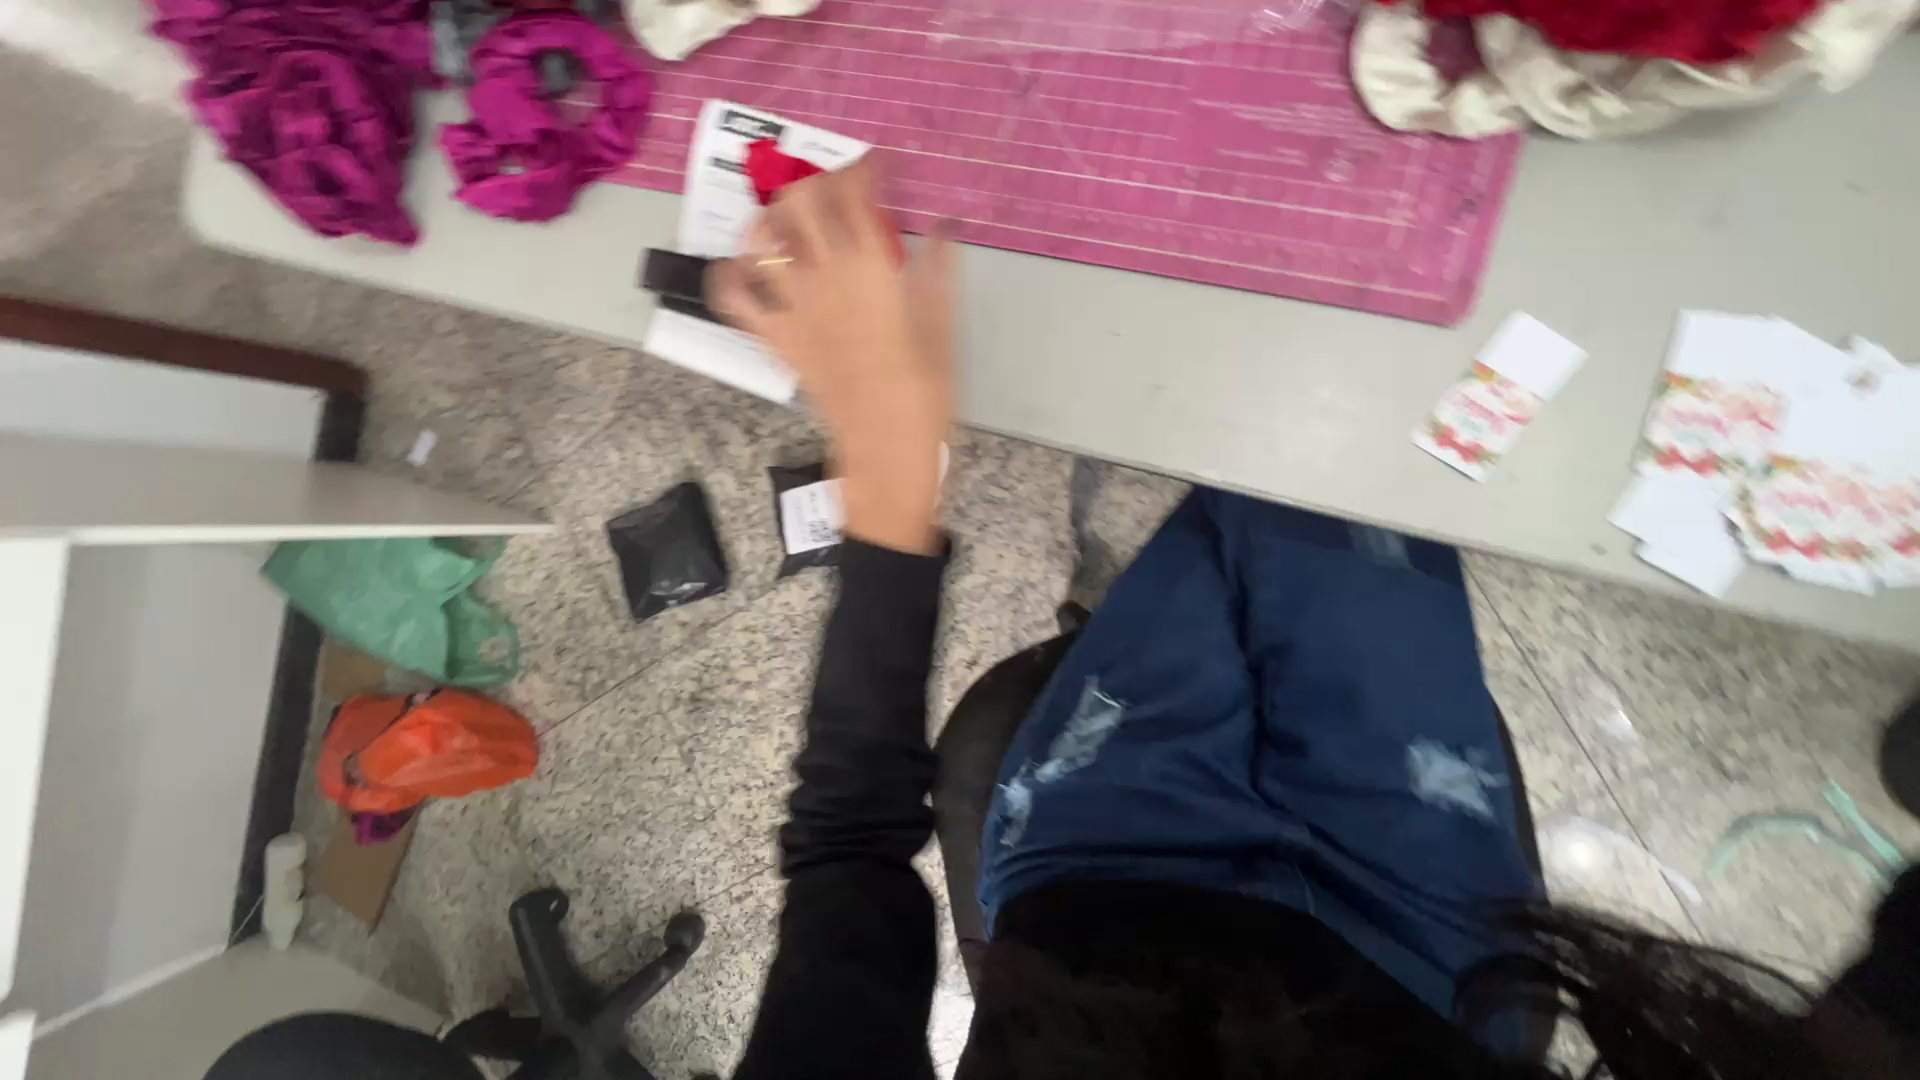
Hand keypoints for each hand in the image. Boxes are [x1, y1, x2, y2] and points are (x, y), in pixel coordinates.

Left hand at [708, 157, 952, 555]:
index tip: (880, 167)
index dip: (865, 168)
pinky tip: (747, 269)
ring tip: (789, 221)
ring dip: (769, 217)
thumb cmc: (924, 392)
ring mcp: (792, 308)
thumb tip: (943, 223)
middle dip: (816, 182)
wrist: (887, 448)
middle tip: (836, 192)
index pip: (855, 194)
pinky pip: (734, 299)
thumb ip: (939, 268)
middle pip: (800, 202)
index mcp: (870, 270)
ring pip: (759, 239)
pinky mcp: (775, 340)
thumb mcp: (941, 326)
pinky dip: (730, 276)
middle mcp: (823, 277)